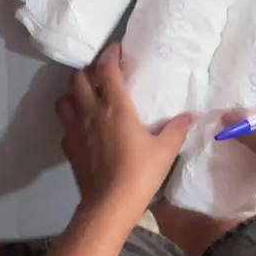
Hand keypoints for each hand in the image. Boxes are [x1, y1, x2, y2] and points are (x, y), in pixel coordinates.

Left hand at [57, 44, 189, 218]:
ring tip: (87, 97)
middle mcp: (91, 111)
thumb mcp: (165, 150)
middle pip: (79, 78)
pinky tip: (83, 127)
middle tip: (103, 75)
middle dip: (89, 71)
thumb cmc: (139, 173)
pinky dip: (71, 119)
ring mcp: (74, 128)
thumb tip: (190, 115)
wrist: (109, 204)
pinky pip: (64, 124)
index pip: (106, 69)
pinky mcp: (68, 146)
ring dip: (74, 92)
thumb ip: (177, 129)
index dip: (110, 55)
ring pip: (64, 98)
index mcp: (115, 106)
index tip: (117, 50)